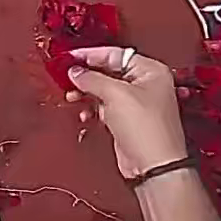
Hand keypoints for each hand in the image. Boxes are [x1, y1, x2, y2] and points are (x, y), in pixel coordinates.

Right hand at [65, 47, 188, 179]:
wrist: (153, 165)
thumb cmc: (148, 129)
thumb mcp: (116, 95)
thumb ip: (92, 79)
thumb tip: (76, 71)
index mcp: (150, 71)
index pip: (116, 54)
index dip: (91, 55)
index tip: (71, 57)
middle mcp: (145, 84)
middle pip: (109, 71)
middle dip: (87, 76)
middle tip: (68, 76)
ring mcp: (136, 103)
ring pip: (104, 90)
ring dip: (86, 93)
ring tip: (72, 95)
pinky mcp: (127, 120)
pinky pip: (105, 107)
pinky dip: (92, 108)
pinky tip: (84, 113)